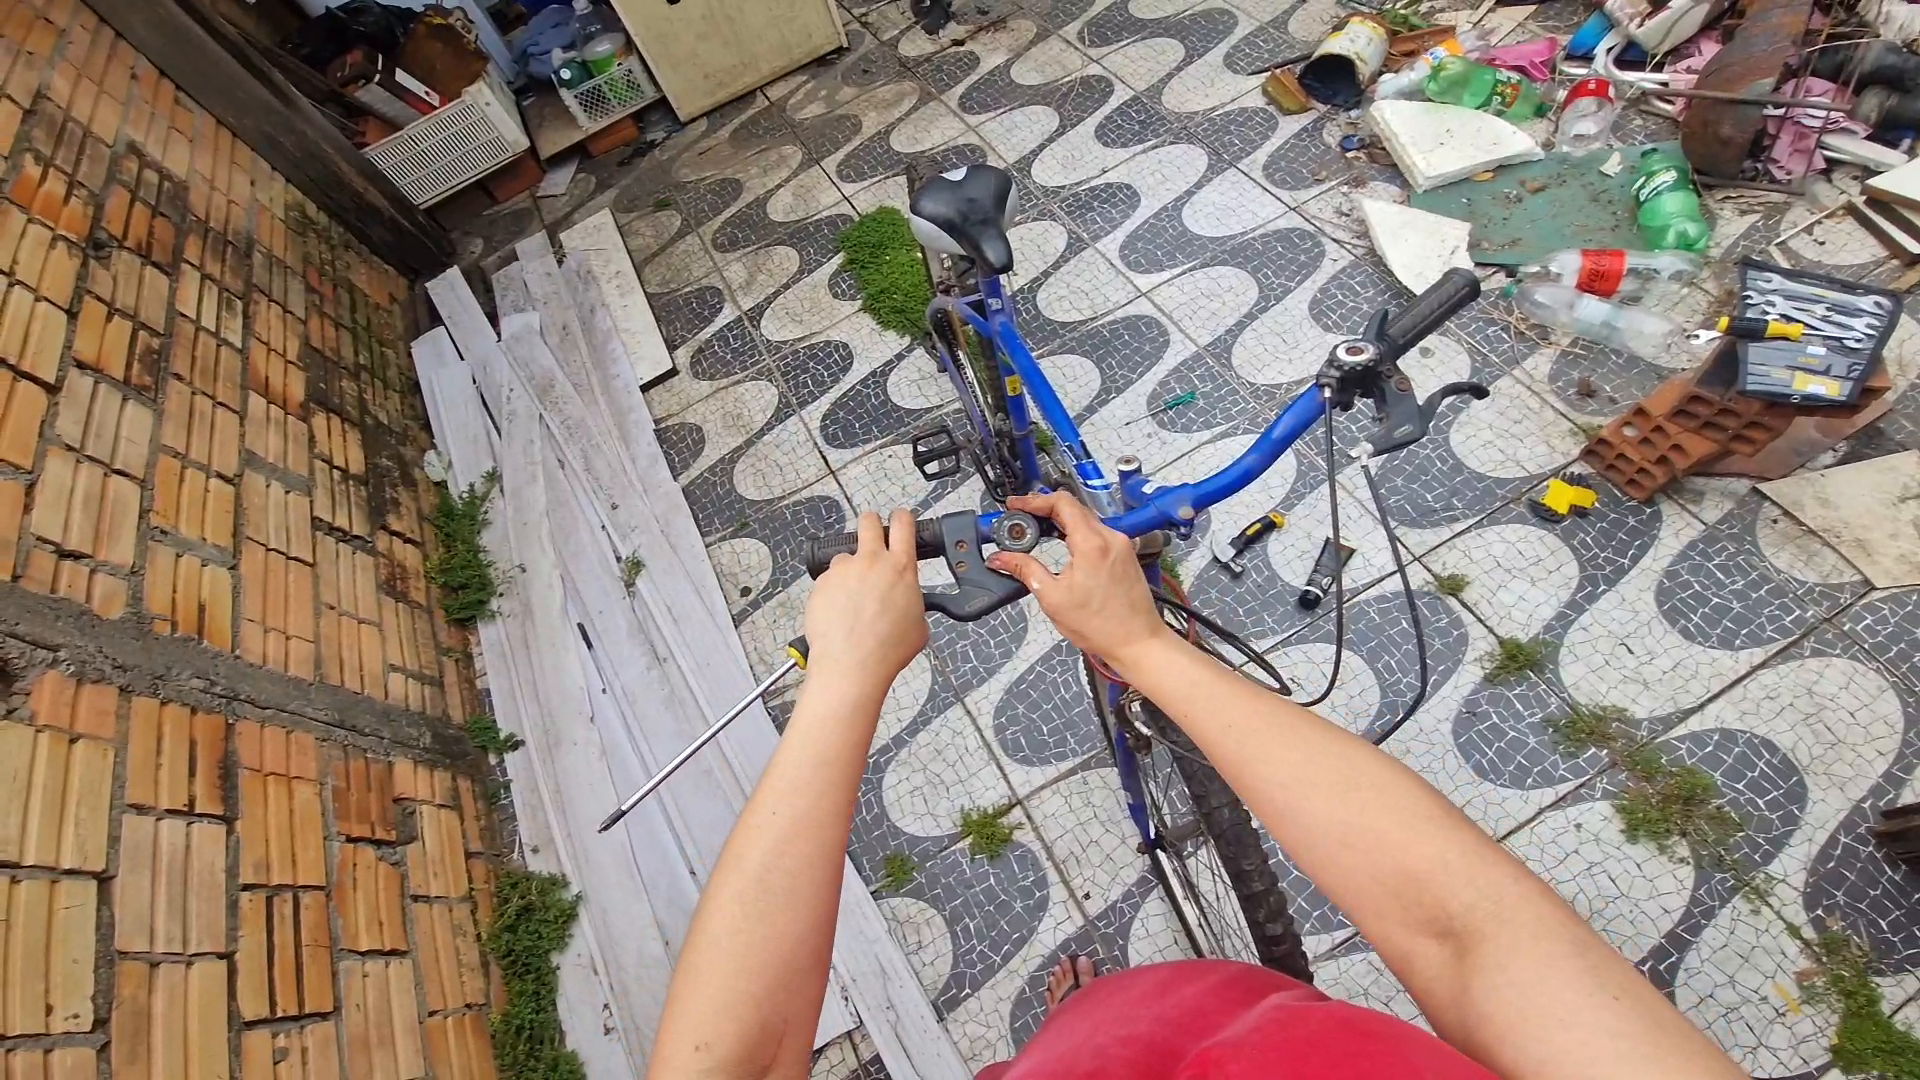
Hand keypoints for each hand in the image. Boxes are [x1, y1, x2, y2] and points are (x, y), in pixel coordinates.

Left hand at [803, 510, 929, 687]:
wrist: (852, 663)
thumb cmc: (887, 649)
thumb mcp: (918, 623)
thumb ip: (911, 600)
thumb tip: (905, 600)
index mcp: (901, 568)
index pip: (903, 523)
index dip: (902, 517)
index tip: (900, 518)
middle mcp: (871, 561)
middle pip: (868, 521)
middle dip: (870, 524)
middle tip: (872, 538)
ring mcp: (843, 570)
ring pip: (846, 556)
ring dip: (849, 569)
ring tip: (852, 599)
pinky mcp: (821, 583)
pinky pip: (828, 579)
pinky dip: (833, 591)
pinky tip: (838, 613)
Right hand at [986, 493, 1172, 666]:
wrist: (1137, 642)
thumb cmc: (1101, 626)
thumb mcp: (1053, 598)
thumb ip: (1025, 570)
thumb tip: (1001, 558)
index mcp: (1092, 544)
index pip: (1061, 502)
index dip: (1034, 500)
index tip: (1016, 505)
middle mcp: (1110, 538)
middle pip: (1073, 507)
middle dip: (1044, 509)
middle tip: (1021, 518)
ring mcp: (1121, 545)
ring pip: (1086, 519)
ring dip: (1060, 520)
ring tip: (1038, 530)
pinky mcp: (1125, 554)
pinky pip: (1097, 532)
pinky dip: (1076, 532)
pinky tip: (1063, 543)